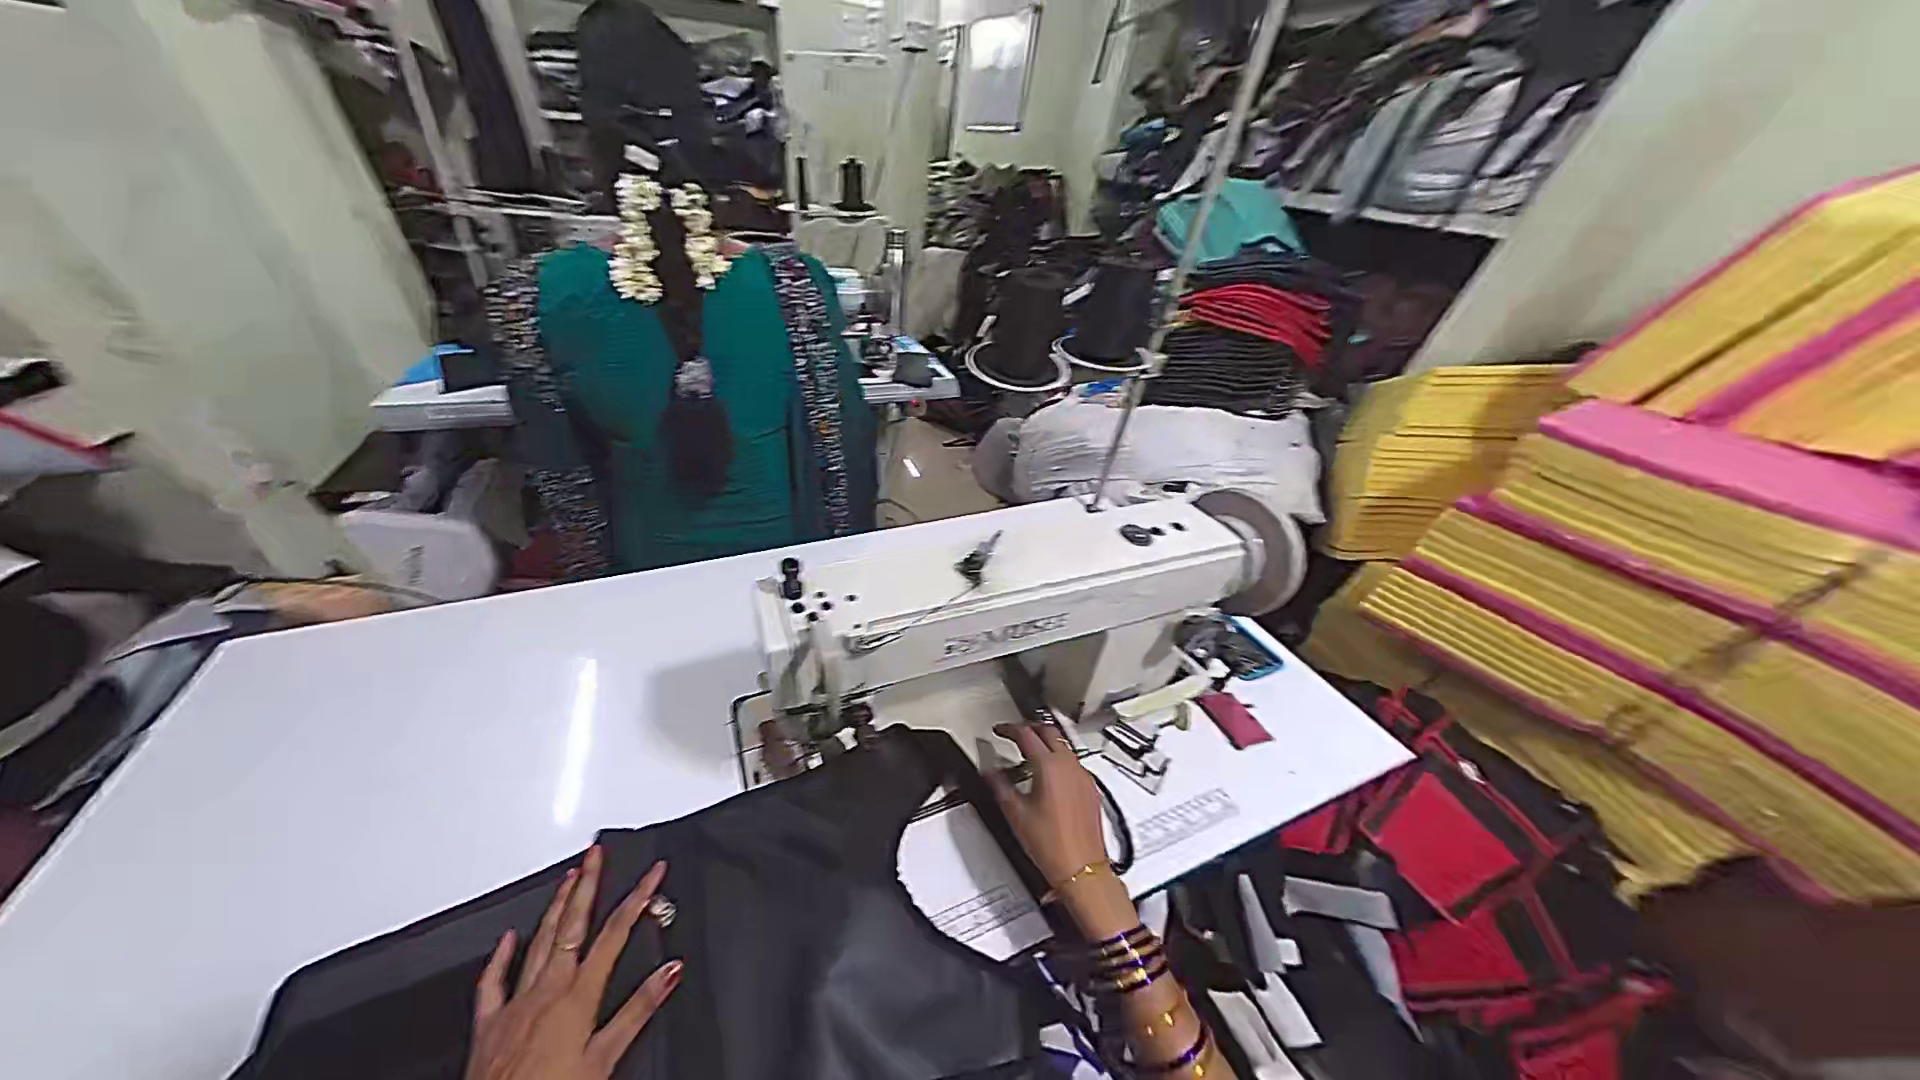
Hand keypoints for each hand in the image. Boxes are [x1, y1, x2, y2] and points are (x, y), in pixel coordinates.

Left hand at [465, 847, 680, 1079]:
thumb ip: (639, 1009)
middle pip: (573, 924)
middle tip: (596, 855)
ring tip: (568, 877)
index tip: (654, 872)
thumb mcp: (606, 1059)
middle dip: (588, 885)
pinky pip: (492, 982)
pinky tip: (508, 936)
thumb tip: (670, 971)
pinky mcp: (488, 1025)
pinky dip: (501, 955)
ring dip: (555, 906)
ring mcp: (516, 1004)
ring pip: (539, 941)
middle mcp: (547, 991)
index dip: (638, 896)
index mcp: (578, 997)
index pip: (616, 932)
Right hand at [985, 722, 1109, 887]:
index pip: (1026, 734)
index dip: (1009, 729)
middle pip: (1048, 732)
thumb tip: (990, 773)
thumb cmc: (1053, 847)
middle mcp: (1069, 766)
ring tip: (1028, 751)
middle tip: (1013, 734)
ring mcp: (1083, 776)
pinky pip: (1074, 763)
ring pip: (1063, 745)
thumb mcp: (1016, 814)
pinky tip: (1049, 774)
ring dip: (1045, 742)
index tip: (1000, 730)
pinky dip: (1058, 759)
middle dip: (1028, 728)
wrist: (1082, 869)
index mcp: (1049, 766)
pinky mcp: (1091, 789)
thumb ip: (1000, 786)